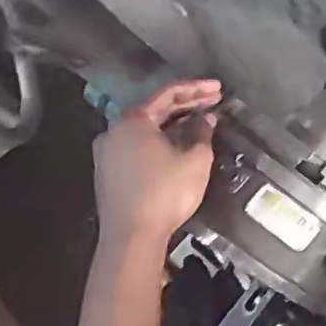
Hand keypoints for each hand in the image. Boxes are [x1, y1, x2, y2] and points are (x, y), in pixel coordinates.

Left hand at [93, 79, 221, 243]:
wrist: (132, 236)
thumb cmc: (166, 192)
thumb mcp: (195, 160)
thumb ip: (202, 133)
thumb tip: (205, 119)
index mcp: (133, 120)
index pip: (168, 93)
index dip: (196, 88)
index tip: (218, 88)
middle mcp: (114, 130)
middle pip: (154, 108)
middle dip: (186, 103)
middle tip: (214, 100)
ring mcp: (107, 152)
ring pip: (145, 127)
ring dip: (174, 121)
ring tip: (200, 119)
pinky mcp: (109, 171)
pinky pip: (138, 143)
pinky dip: (160, 137)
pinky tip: (178, 142)